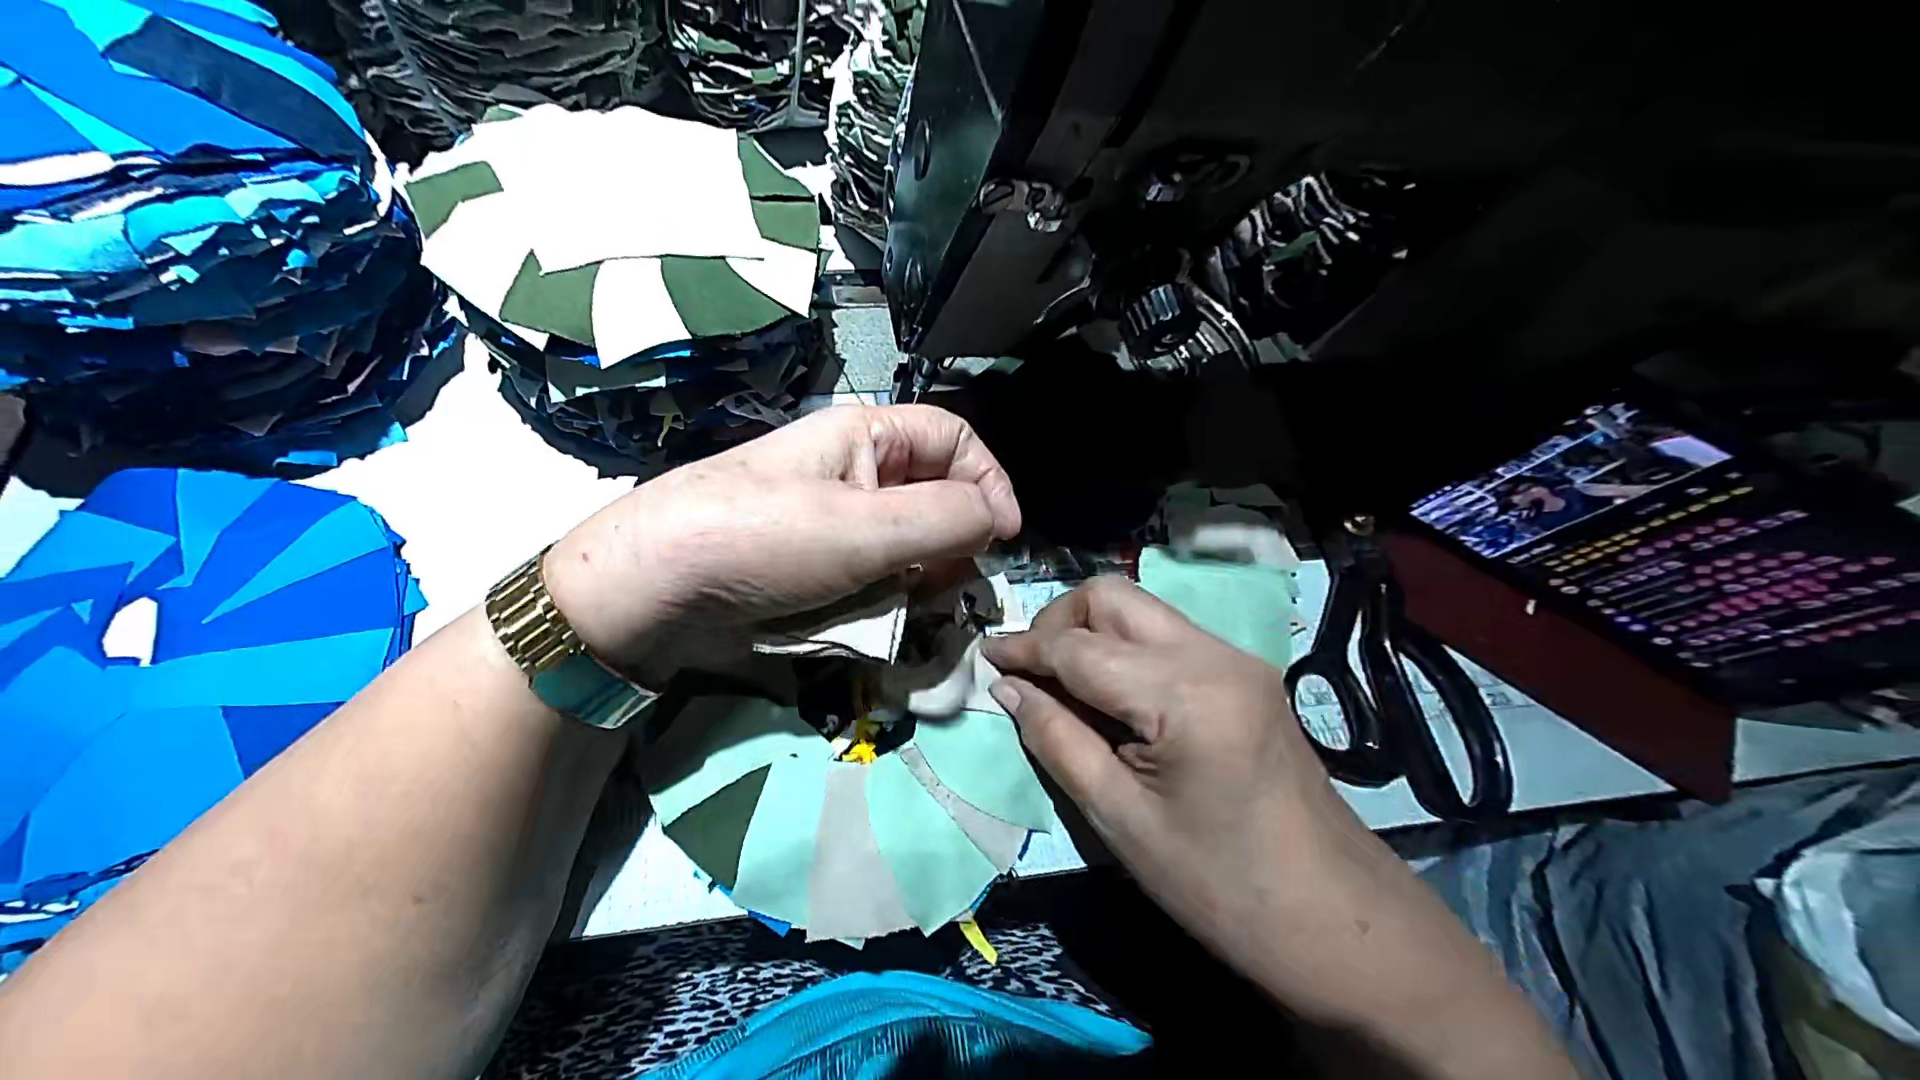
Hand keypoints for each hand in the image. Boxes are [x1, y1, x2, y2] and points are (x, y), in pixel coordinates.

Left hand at [544, 405, 1020, 669]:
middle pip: (938, 496)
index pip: (957, 440)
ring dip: (918, 578)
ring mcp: (837, 520)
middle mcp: (857, 471)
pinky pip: (876, 574)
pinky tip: (868, 618)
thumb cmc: (760, 540)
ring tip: (898, 606)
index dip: (990, 482)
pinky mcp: (819, 562)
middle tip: (944, 585)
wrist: (652, 590)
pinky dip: (885, 597)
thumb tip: (996, 521)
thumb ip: (944, 519)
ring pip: (910, 543)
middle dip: (953, 542)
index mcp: (869, 436)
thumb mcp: (862, 528)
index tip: (1005, 539)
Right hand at [985, 579, 1581, 1079]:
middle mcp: (1214, 654)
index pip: (1080, 646)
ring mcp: (1236, 659)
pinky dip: (1122, 648)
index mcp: (1185, 692)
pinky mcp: (1245, 675)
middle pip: (1113, 596)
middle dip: (1058, 621)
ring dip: (1090, 631)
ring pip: (1141, 609)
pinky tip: (1107, 692)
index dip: (1025, 647)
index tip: (984, 655)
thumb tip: (1009, 688)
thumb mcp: (1120, 820)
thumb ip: (1057, 740)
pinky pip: (1166, 636)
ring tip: (1058, 681)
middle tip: (1028, 670)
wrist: (1338, 921)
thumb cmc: (1219, 885)